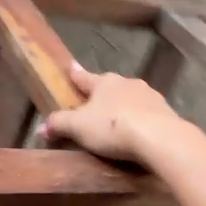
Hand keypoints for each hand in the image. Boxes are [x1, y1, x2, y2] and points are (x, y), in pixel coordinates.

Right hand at [38, 62, 192, 162]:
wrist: (158, 137)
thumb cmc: (112, 127)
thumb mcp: (78, 127)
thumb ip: (59, 124)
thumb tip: (40, 128)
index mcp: (105, 82)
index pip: (85, 77)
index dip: (76, 75)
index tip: (71, 68)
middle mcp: (128, 83)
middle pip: (110, 88)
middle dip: (102, 95)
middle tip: (93, 105)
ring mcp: (150, 96)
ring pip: (130, 100)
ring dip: (123, 108)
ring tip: (116, 123)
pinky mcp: (165, 113)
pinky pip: (146, 115)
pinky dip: (139, 121)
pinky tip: (137, 133)